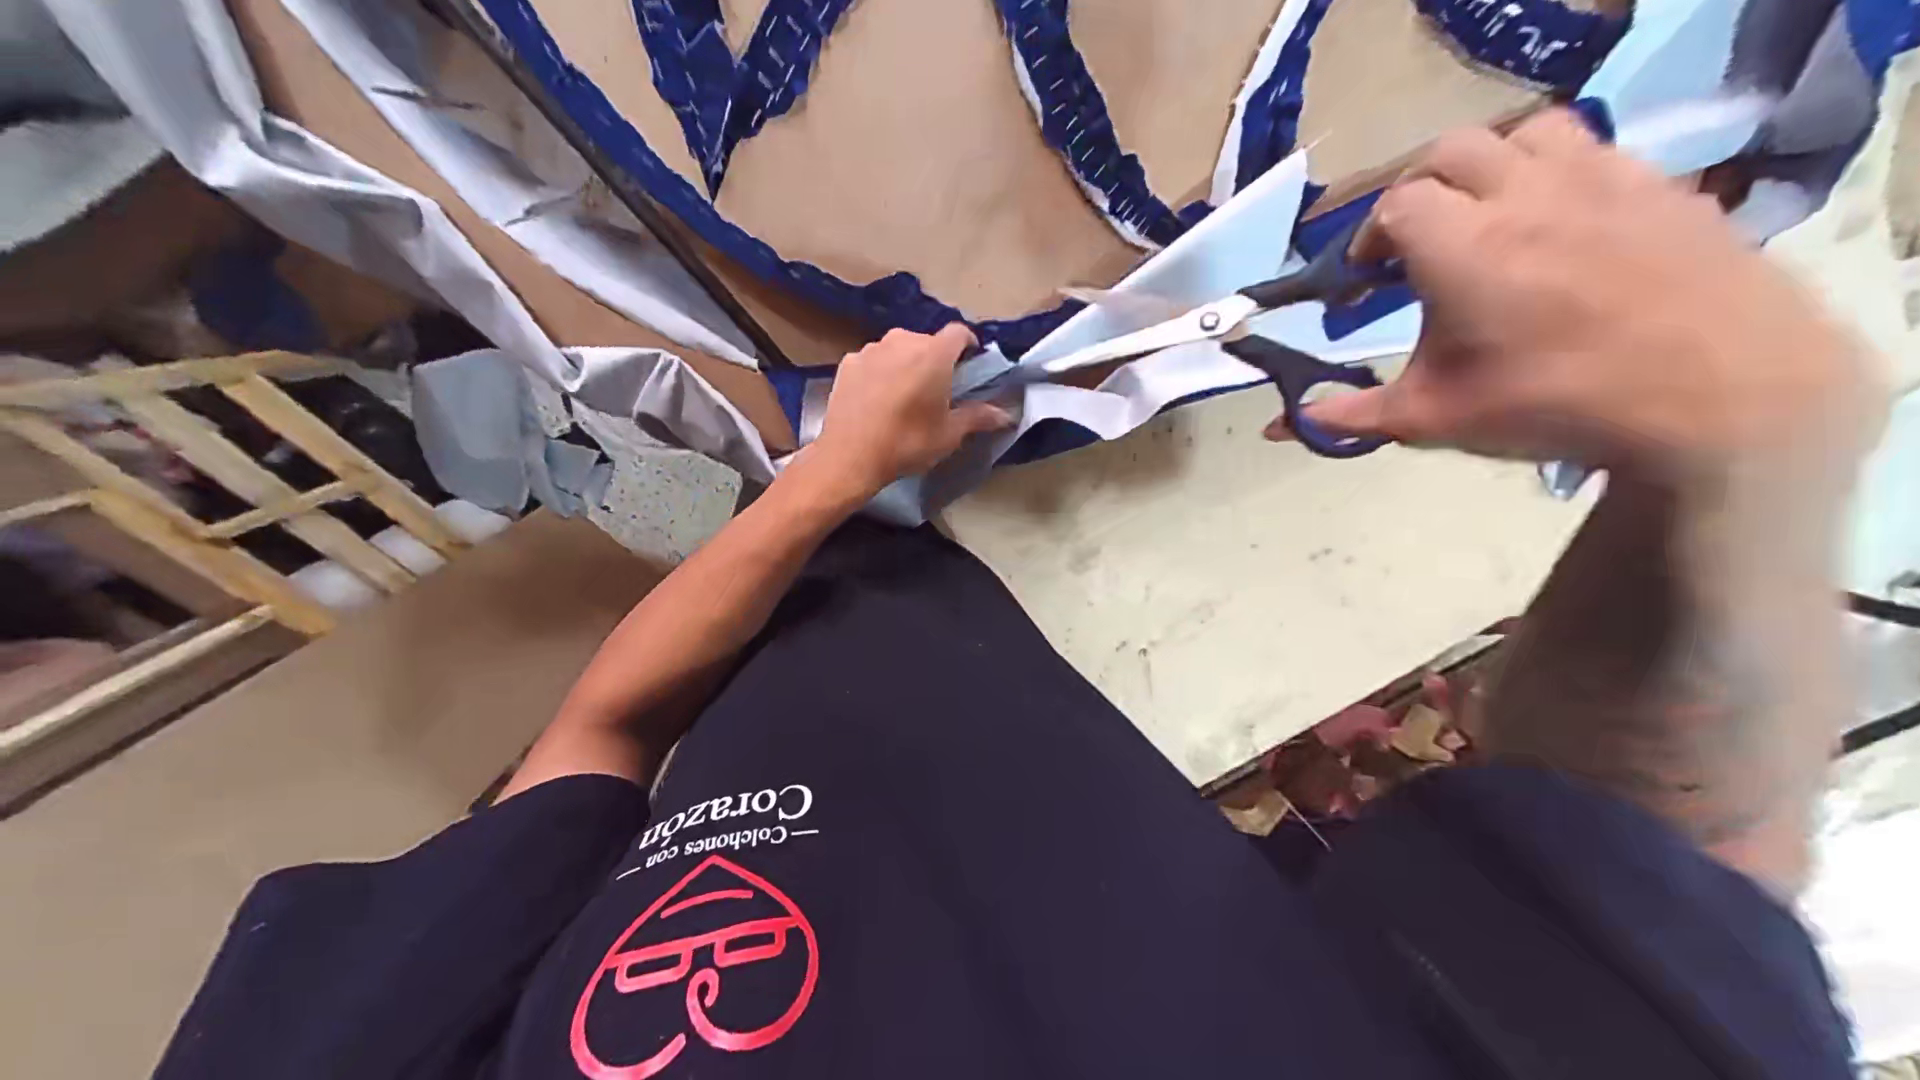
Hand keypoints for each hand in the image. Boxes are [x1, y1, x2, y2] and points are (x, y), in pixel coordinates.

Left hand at [805, 325, 1013, 497]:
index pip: (959, 333)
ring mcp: (871, 349)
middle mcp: (902, 341)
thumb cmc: (907, 443)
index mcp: (934, 353)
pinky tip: (877, 398)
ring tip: (905, 394)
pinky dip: (880, 372)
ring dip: (906, 364)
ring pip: (898, 349)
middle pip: (927, 341)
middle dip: (936, 359)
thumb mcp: (949, 434)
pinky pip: (873, 361)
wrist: (850, 456)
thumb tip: (1006, 416)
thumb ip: (978, 417)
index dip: (968, 346)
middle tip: (938, 389)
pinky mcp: (848, 362)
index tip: (971, 364)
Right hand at [1289, 109, 1880, 474]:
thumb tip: (1282, 426)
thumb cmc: (1551, 404)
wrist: (1720, 397)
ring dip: (1488, 167)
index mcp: (1462, 247)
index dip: (1366, 241)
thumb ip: (1349, 414)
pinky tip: (1559, 226)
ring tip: (1484, 218)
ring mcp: (1602, 181)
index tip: (1362, 281)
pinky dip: (1556, 173)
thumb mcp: (1431, 417)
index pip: (1394, 207)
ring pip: (1527, 134)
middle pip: (1451, 153)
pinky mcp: (1661, 187)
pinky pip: (1596, 150)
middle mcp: (1526, 195)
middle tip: (1412, 243)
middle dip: (1416, 192)